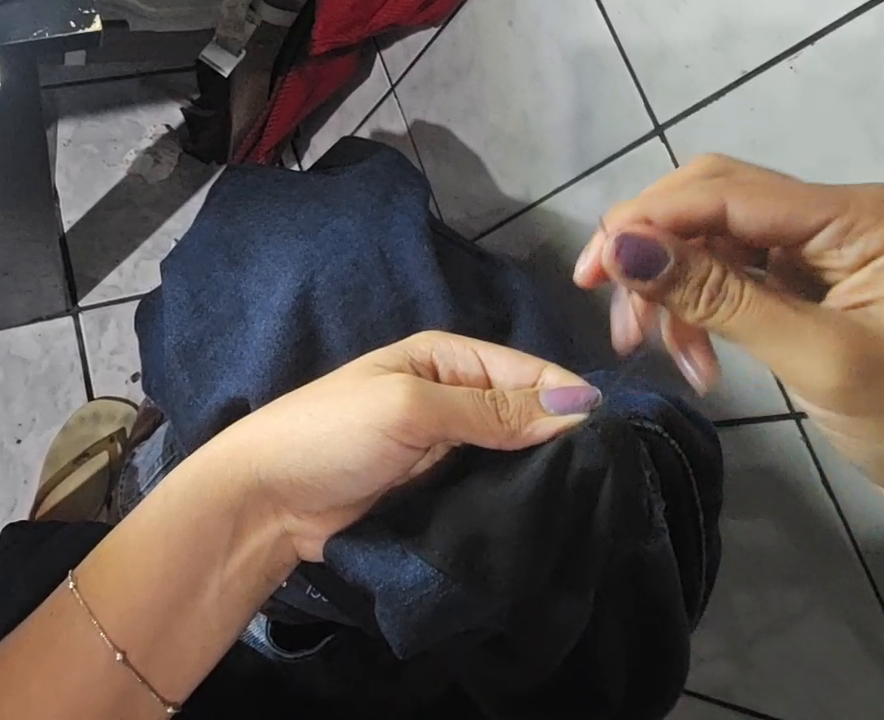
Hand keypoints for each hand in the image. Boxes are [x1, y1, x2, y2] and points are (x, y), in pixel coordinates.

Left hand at [196, 331, 598, 562]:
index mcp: (446, 358)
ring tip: (590, 510)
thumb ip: (490, 410)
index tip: (614, 444)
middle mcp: (452, 396)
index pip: (527, 373)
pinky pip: (489, 492)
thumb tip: (579, 406)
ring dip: (541, 478)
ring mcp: (446, 447)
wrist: (268, 499)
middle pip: (525, 415)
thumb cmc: (333, 433)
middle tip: (611, 486)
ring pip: (513, 457)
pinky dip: (514, 504)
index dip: (568, 402)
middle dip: (561, 443)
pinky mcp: (438, 491)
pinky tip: (548, 525)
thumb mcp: (410, 409)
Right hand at [572, 154, 883, 554]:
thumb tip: (620, 245)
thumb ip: (718, 296)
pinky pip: (734, 284)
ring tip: (656, 353)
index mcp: (858, 216)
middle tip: (610, 307)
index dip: (645, 221)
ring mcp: (826, 260)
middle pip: (711, 206)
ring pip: (714, 247)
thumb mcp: (826, 361)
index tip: (589, 273)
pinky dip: (702, 315)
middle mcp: (837, 222)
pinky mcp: (816, 298)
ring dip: (673, 291)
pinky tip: (698, 362)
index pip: (722, 192)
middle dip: (652, 251)